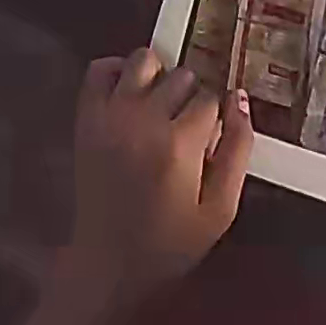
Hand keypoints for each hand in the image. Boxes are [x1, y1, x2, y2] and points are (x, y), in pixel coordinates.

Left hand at [24, 49, 253, 324]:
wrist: (106, 265)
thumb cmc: (168, 242)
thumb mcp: (220, 211)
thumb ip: (238, 150)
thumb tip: (239, 97)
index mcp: (179, 144)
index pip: (211, 98)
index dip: (214, 118)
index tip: (206, 141)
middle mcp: (144, 119)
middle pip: (182, 75)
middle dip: (189, 98)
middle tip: (184, 129)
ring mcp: (110, 113)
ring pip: (145, 59)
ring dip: (158, 77)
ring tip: (158, 106)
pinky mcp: (86, 116)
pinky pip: (100, 68)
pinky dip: (116, 71)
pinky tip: (129, 92)